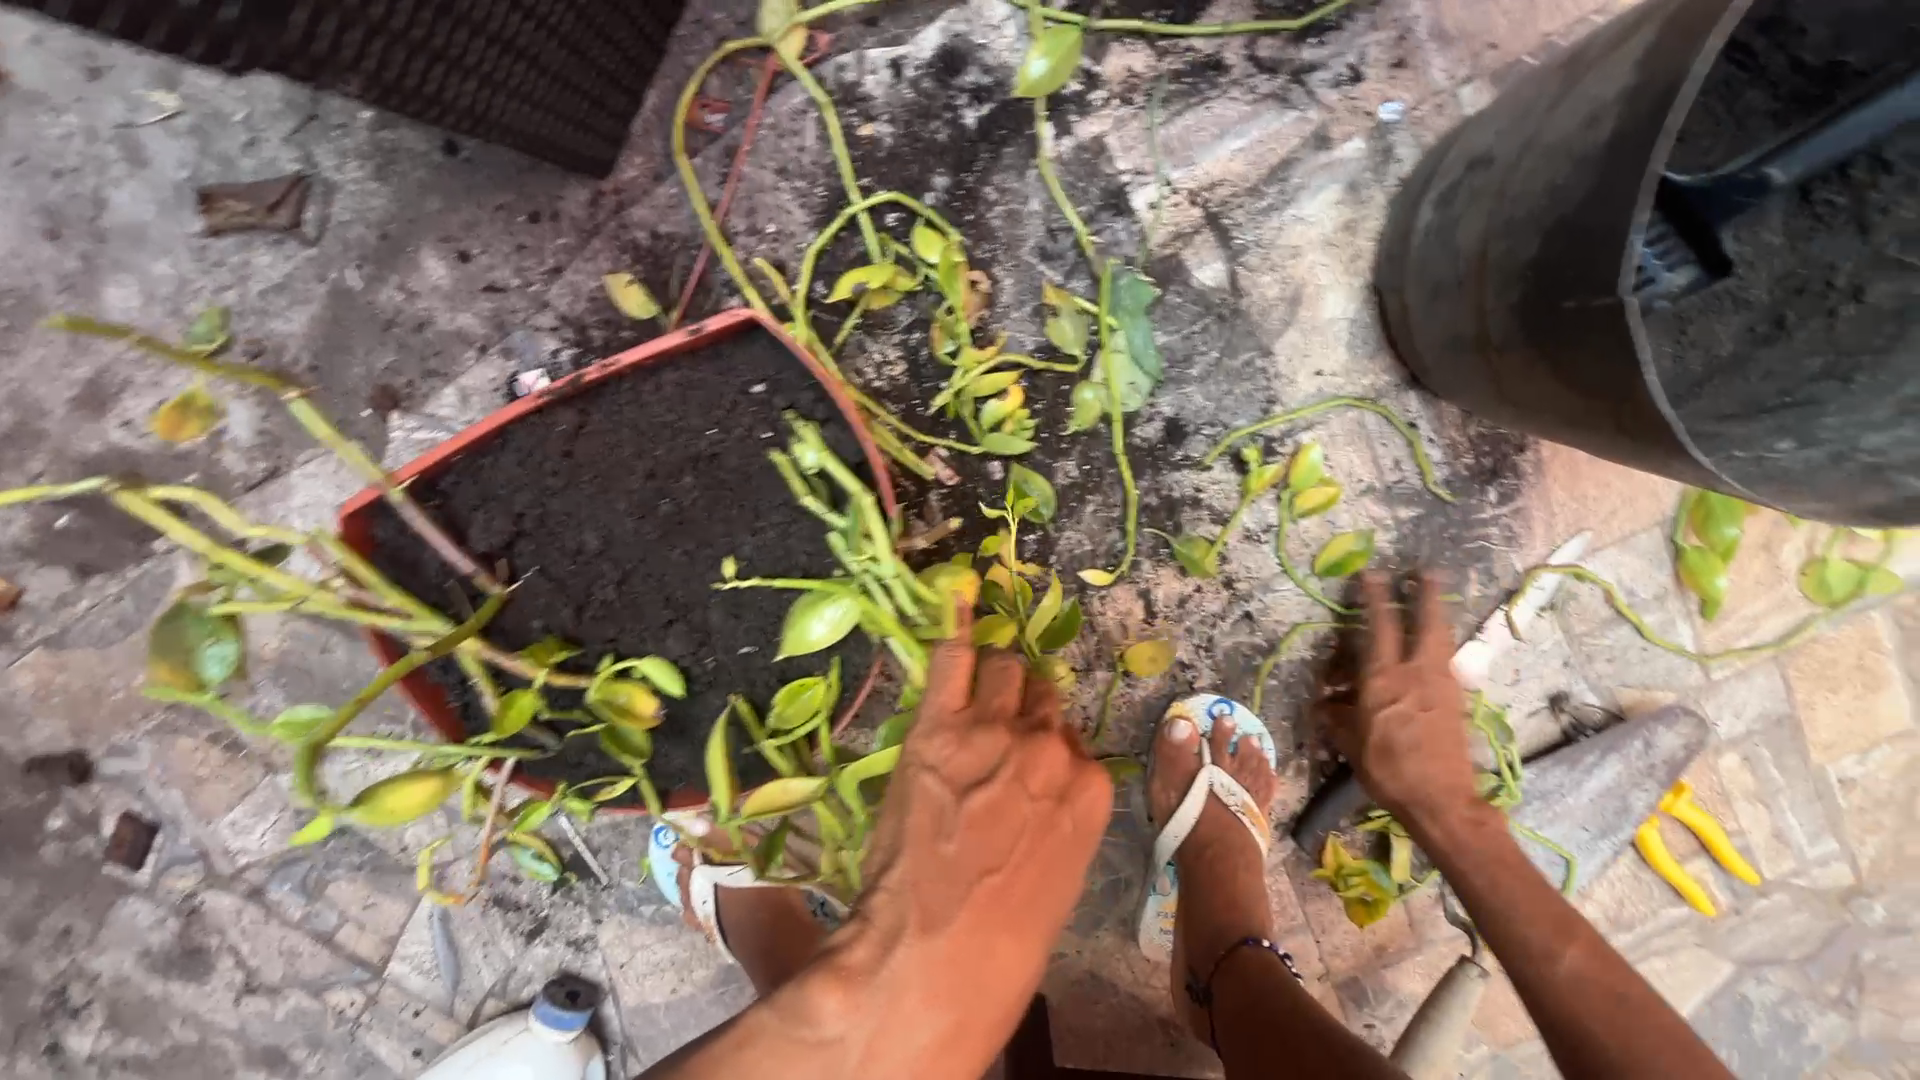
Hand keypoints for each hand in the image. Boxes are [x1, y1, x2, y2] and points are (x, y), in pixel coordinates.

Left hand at [806, 606, 1112, 1078]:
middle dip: (1023, 713)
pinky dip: (957, 624)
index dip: (1046, 754)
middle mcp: (1049, 748)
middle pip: (1042, 701)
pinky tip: (959, 594)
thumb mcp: (1055, 880)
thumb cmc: (999, 943)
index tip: (1025, 769)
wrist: (931, 957)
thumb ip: (1056, 817)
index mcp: (1089, 789)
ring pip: (1005, 671)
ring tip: (972, 699)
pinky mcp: (939, 726)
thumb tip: (1040, 790)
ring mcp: (994, 731)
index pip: (1073, 743)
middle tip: (995, 736)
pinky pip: (954, 655)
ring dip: (993, 683)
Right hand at [1322, 571, 1483, 832]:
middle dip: (1425, 594)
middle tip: (1425, 571)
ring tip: (1435, 599)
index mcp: (1383, 679)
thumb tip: (1324, 704)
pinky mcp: (1457, 701)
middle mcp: (1416, 673)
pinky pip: (1448, 662)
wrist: (1442, 800)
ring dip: (1438, 615)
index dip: (1374, 597)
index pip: (1378, 627)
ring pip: (1442, 639)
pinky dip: (1442, 646)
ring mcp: (1442, 685)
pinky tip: (1438, 648)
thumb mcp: (1350, 742)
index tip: (1372, 573)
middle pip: (1425, 622)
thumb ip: (1337, 716)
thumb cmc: (1387, 769)